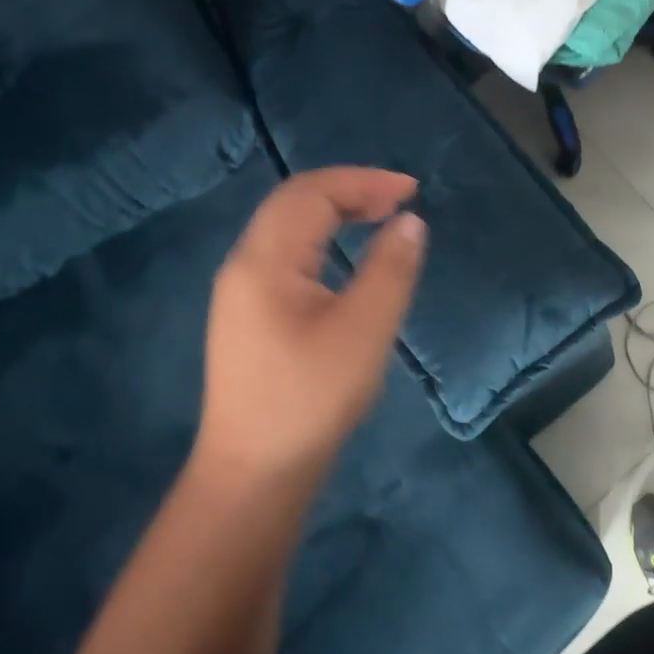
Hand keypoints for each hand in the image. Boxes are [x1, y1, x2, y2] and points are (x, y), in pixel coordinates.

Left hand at [195, 168, 425, 486]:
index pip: (312, 193)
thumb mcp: (365, 330)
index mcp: (264, 262)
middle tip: (400, 200)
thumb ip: (391, 269)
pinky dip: (324, 237)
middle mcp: (244, 266)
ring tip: (382, 217)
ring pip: (288, 227)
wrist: (255, 472)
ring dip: (336, 211)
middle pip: (294, 202)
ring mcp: (241, 292)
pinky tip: (349, 255)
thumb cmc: (311, 398)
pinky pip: (287, 253)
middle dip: (350, 189)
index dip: (364, 181)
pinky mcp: (250, 315)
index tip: (412, 192)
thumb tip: (409, 222)